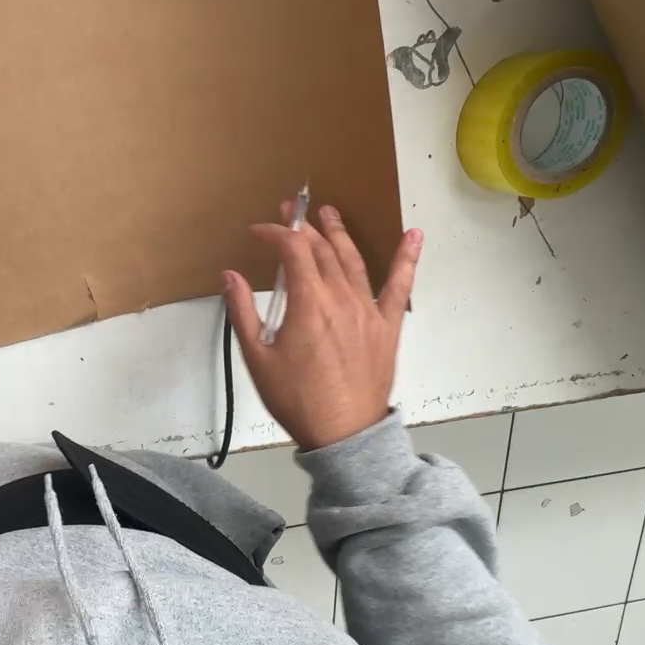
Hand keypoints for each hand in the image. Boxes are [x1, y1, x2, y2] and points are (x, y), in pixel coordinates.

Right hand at [222, 203, 422, 449]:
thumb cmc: (296, 398)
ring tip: (329, 213)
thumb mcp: (256, 357)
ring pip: (353, 260)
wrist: (343, 433)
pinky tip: (414, 236)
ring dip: (339, 233)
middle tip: (288, 211)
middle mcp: (341, 299)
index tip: (257, 231)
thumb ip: (242, 312)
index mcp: (308, 304)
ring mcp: (368, 310)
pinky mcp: (387, 326)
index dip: (274, 233)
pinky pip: (400, 286)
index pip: (292, 251)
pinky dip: (408, 259)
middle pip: (322, 250)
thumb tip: (230, 276)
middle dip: (302, 227)